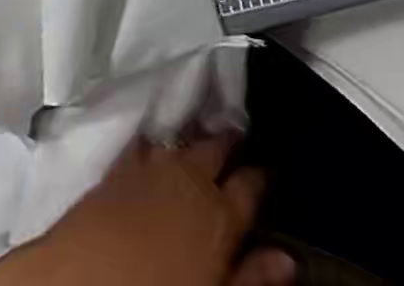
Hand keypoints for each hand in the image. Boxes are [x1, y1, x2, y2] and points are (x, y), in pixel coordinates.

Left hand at [0, 135, 295, 285]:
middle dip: (230, 142)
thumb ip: (251, 277)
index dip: (263, 177)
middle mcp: (189, 179)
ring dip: (194, 136)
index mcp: (219, 214)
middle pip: (218, 149)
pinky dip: (154, 140)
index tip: (268, 171)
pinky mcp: (115, 170)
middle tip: (239, 137)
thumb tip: (288, 259)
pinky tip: (156, 140)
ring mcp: (150, 169)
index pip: (252, 185)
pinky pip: (143, 143)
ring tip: (203, 133)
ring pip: (182, 140)